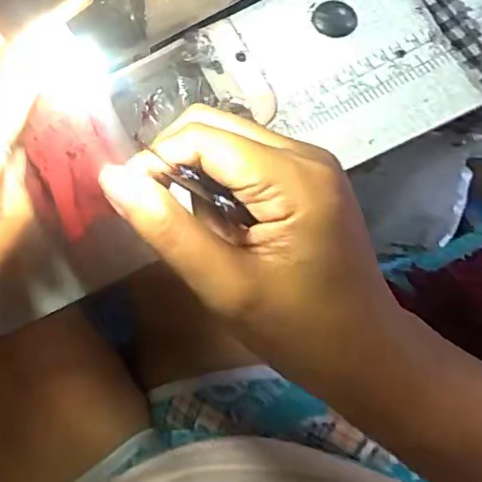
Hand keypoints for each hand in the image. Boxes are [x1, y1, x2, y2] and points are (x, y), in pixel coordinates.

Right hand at [98, 106, 405, 390]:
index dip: (156, 160)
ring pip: (224, 134)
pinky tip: (222, 221)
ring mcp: (307, 159)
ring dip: (194, 169)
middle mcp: (303, 152)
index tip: (134, 202)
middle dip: (173, 159)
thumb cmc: (300, 332)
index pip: (201, 136)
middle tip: (160, 212)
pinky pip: (242, 153)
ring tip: (198, 225)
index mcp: (293, 177)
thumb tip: (112, 176)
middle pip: (212, 123)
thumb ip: (166, 229)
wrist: (370, 358)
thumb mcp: (223, 286)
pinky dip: (216, 177)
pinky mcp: (304, 172)